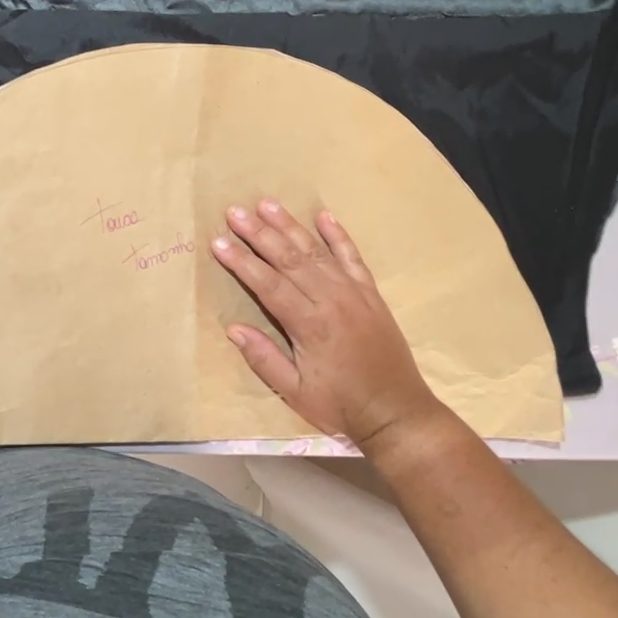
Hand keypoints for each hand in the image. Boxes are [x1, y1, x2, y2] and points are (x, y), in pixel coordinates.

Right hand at [211, 201, 451, 450]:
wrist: (398, 413)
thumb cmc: (341, 405)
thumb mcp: (294, 391)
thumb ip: (264, 358)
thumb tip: (233, 329)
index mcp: (310, 326)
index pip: (268, 285)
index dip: (242, 262)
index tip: (219, 242)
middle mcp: (332, 302)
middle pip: (290, 260)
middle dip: (259, 234)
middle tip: (234, 212)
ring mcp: (354, 295)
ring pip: (317, 252)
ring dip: (290, 226)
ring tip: (266, 204)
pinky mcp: (371, 295)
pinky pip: (353, 258)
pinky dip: (338, 236)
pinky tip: (324, 216)